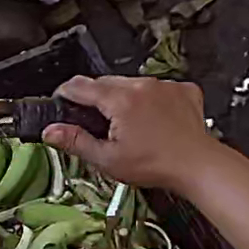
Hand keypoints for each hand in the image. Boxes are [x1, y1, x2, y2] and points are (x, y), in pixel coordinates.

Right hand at [41, 76, 229, 193]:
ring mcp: (164, 84)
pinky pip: (158, 89)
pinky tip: (153, 122)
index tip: (61, 100)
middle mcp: (141, 84)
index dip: (66, 93)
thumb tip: (50, 131)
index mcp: (119, 99)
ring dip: (124, 99)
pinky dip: (150, 101)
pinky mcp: (183, 90)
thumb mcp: (108, 159)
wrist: (197, 165)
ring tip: (128, 127)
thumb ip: (77, 141)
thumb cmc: (153, 165)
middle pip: (106, 82)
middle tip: (96, 123)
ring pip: (132, 84)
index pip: (81, 86)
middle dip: (96, 99)